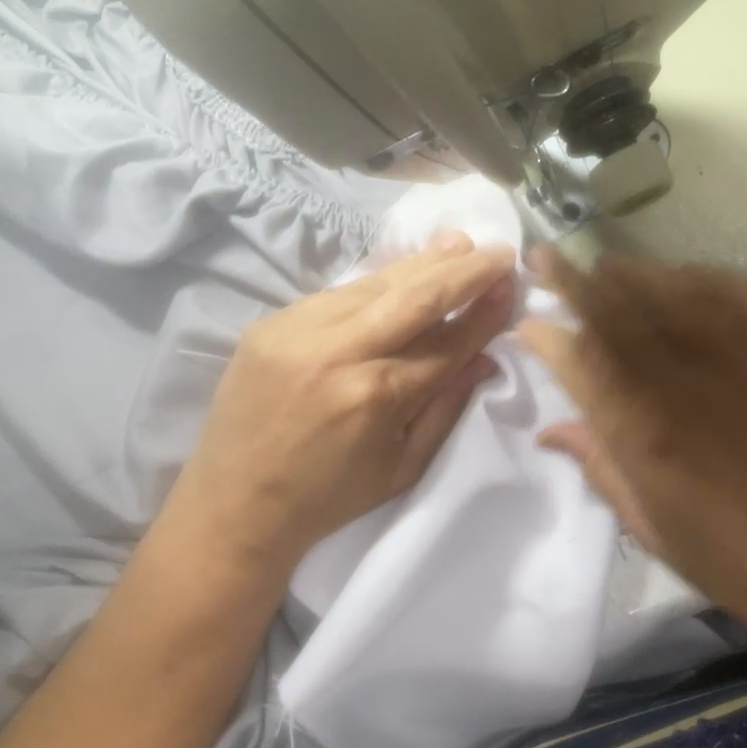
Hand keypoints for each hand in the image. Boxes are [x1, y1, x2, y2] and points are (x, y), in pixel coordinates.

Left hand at [169, 234, 515, 563]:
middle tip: (497, 250)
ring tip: (457, 244)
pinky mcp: (271, 324)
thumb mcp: (403, 467)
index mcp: (377, 397)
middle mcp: (339, 353)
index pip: (447, 342)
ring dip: (422, 264)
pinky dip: (377, 282)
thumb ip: (446, 409)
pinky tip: (403, 271)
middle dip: (463, 271)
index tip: (510, 285)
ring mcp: (299, 331)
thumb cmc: (330, 496)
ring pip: (375, 284)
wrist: (235, 503)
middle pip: (415, 297)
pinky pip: (337, 294)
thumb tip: (485, 359)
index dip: (483, 313)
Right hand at [519, 247, 746, 616]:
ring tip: (606, 268)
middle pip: (621, 310)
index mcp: (644, 428)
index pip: (582, 361)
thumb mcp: (648, 523)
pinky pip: (735, 294)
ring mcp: (732, 360)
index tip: (525, 324)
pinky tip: (683, 280)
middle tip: (545, 257)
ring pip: (673, 289)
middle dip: (576, 280)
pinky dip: (704, 278)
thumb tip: (553, 430)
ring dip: (633, 273)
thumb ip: (599, 465)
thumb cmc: (726, 554)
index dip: (548, 337)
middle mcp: (683, 379)